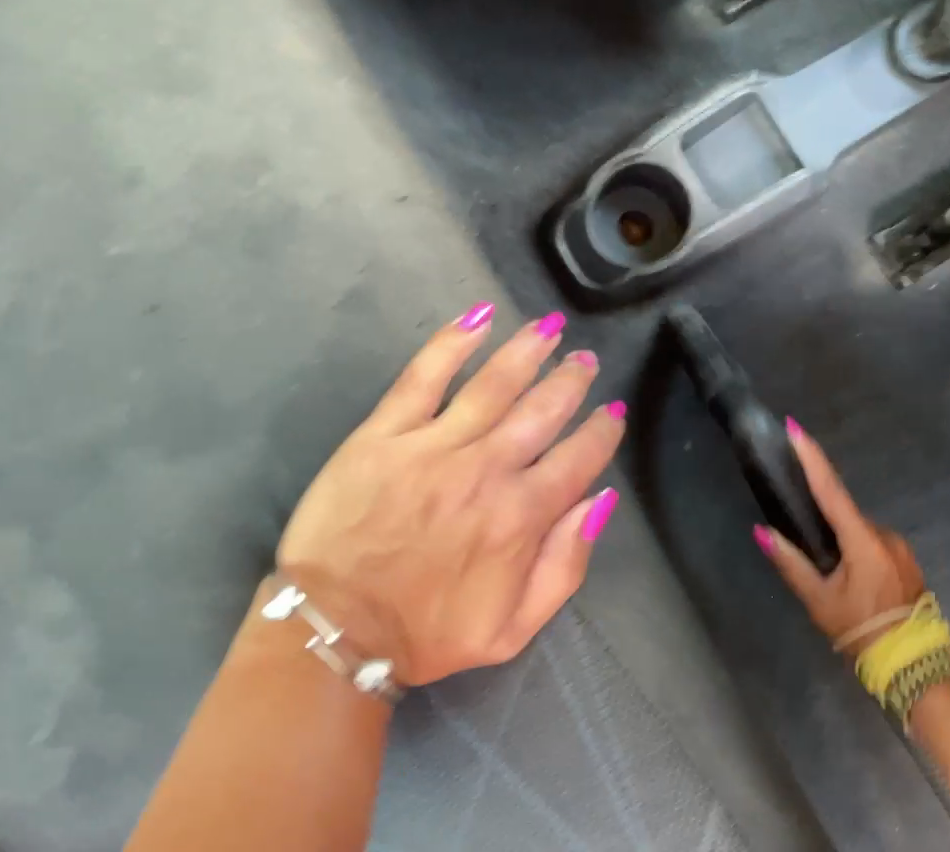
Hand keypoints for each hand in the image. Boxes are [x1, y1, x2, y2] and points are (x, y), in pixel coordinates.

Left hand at [275, 304, 626, 685]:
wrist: (335, 629)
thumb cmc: (428, 632)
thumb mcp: (514, 628)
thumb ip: (565, 565)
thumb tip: (600, 501)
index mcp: (521, 516)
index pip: (578, 458)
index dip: (603, 431)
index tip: (614, 412)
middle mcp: (486, 470)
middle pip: (542, 410)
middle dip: (571, 381)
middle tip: (585, 361)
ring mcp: (433, 446)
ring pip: (493, 383)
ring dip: (527, 351)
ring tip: (548, 329)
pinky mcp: (384, 434)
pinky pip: (423, 377)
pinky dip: (452, 343)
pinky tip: (478, 317)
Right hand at [756, 419, 924, 653]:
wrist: (915, 663)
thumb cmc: (861, 630)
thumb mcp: (820, 601)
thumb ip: (791, 564)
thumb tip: (762, 532)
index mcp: (862, 540)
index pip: (831, 490)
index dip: (812, 458)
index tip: (796, 428)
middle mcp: (884, 534)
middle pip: (845, 514)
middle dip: (826, 524)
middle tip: (815, 559)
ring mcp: (899, 546)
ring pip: (859, 532)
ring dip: (844, 544)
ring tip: (837, 583)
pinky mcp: (906, 559)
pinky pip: (874, 545)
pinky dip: (859, 554)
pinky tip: (856, 584)